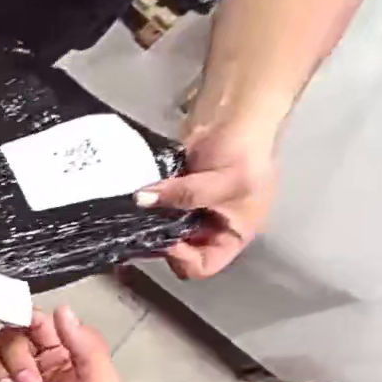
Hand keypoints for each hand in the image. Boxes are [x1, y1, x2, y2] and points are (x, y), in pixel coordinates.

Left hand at [135, 120, 276, 279]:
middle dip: (161, 243)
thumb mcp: (223, 180)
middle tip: (145, 228)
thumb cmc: (244, 151)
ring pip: (162, 234)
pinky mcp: (173, 199)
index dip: (184, 259)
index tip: (170, 239)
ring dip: (149, 226)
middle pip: (179, 254)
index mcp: (232, 236)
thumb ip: (185, 194)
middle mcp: (210, 231)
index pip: (203, 266)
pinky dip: (146, 209)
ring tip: (138, 215)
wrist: (235, 116)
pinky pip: (155, 212)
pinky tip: (137, 201)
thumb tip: (143, 198)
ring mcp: (190, 215)